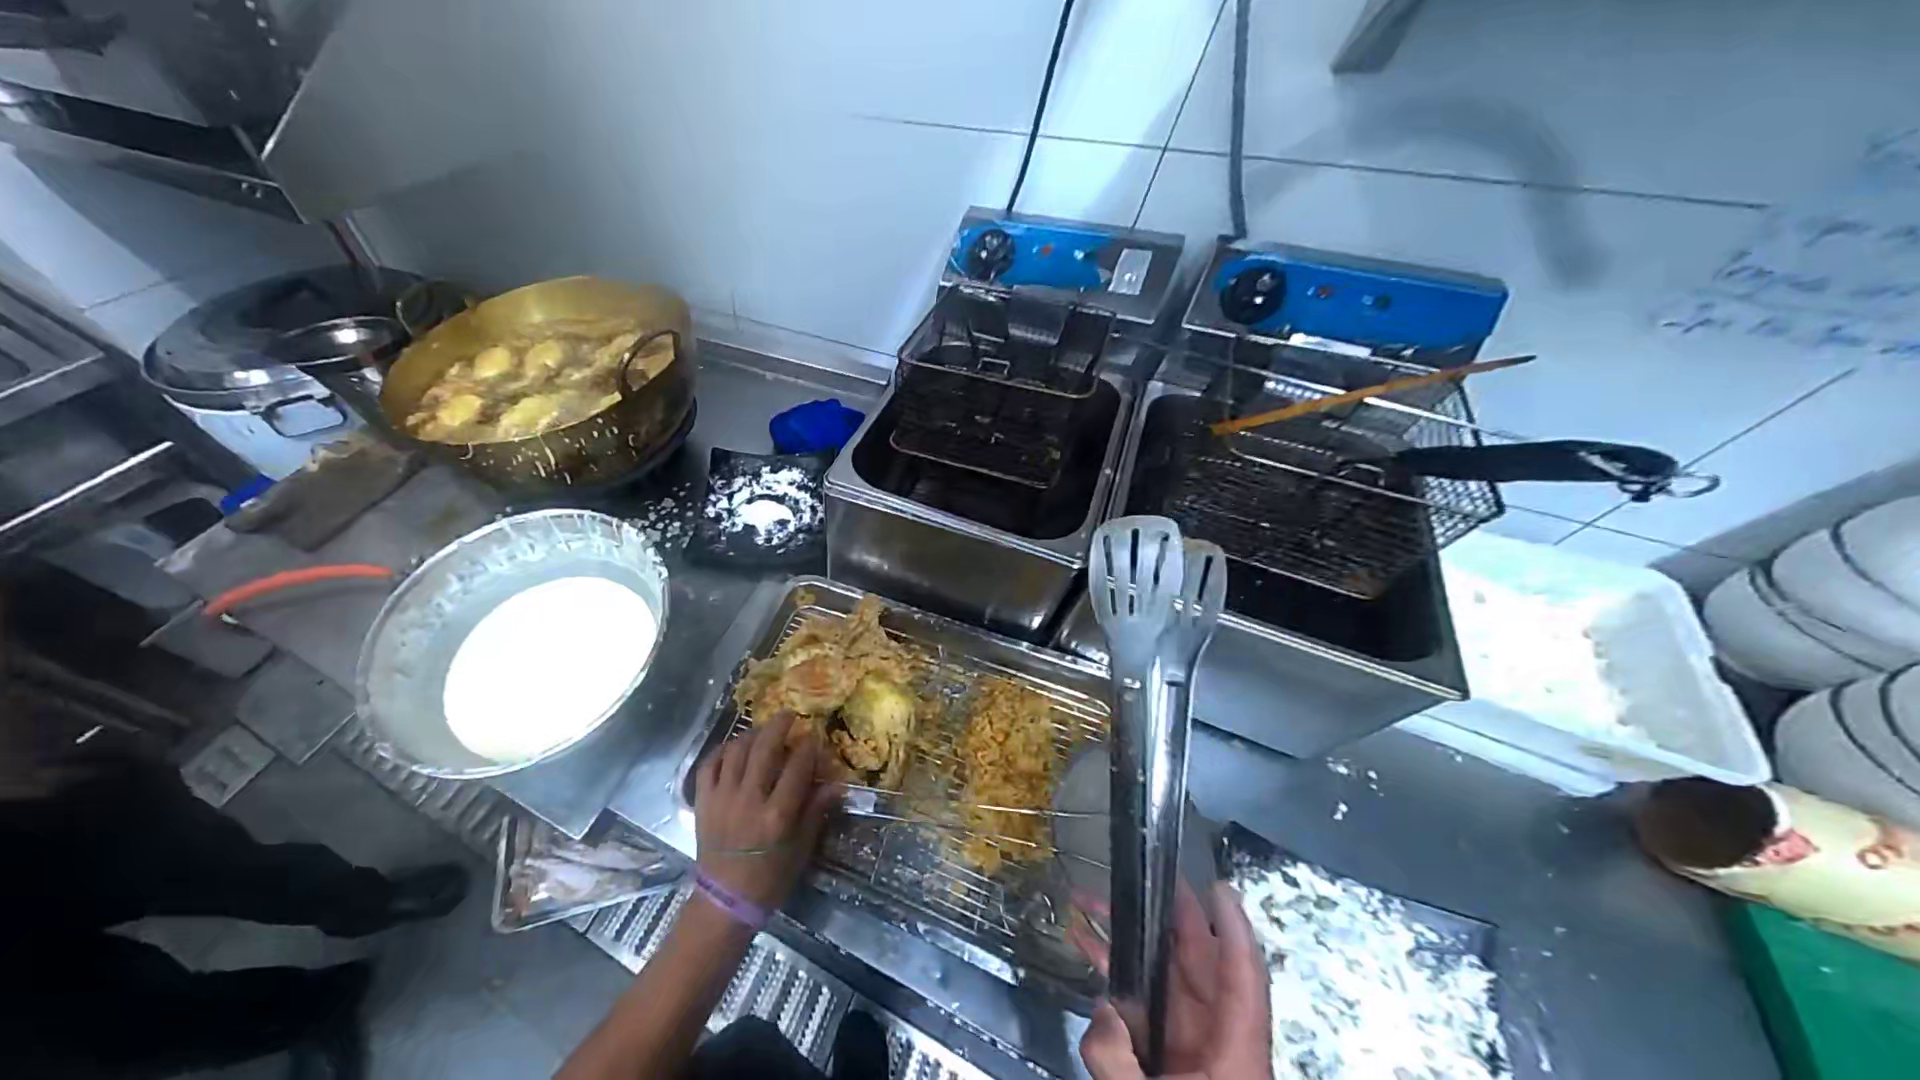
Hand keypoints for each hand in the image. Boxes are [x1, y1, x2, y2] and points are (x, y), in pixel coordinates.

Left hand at [693, 711, 841, 908]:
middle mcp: (749, 799)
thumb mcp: (801, 848)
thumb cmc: (770, 878)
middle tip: (789, 715)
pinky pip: (709, 765)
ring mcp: (722, 798)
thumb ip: (816, 811)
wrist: (724, 902)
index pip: (797, 766)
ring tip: (763, 730)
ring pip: (736, 751)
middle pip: (764, 748)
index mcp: (777, 814)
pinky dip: (722, 751)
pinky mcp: (703, 802)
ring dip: (752, 734)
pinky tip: (733, 749)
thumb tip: (836, 784)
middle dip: (779, 726)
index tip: (814, 736)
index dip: (808, 746)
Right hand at [1072, 882, 1271, 1079]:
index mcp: (1236, 1055)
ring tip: (1094, 898)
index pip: (1243, 979)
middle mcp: (1218, 1041)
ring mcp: (1191, 1046)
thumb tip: (1102, 1009)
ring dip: (1132, 937)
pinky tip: (1084, 943)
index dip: (1234, 929)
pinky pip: (1143, 1001)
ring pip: (1165, 975)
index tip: (1217, 886)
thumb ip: (1116, 1059)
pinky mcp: (1166, 1056)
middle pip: (1200, 964)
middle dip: (1171, 915)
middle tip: (1145, 873)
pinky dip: (1116, 971)